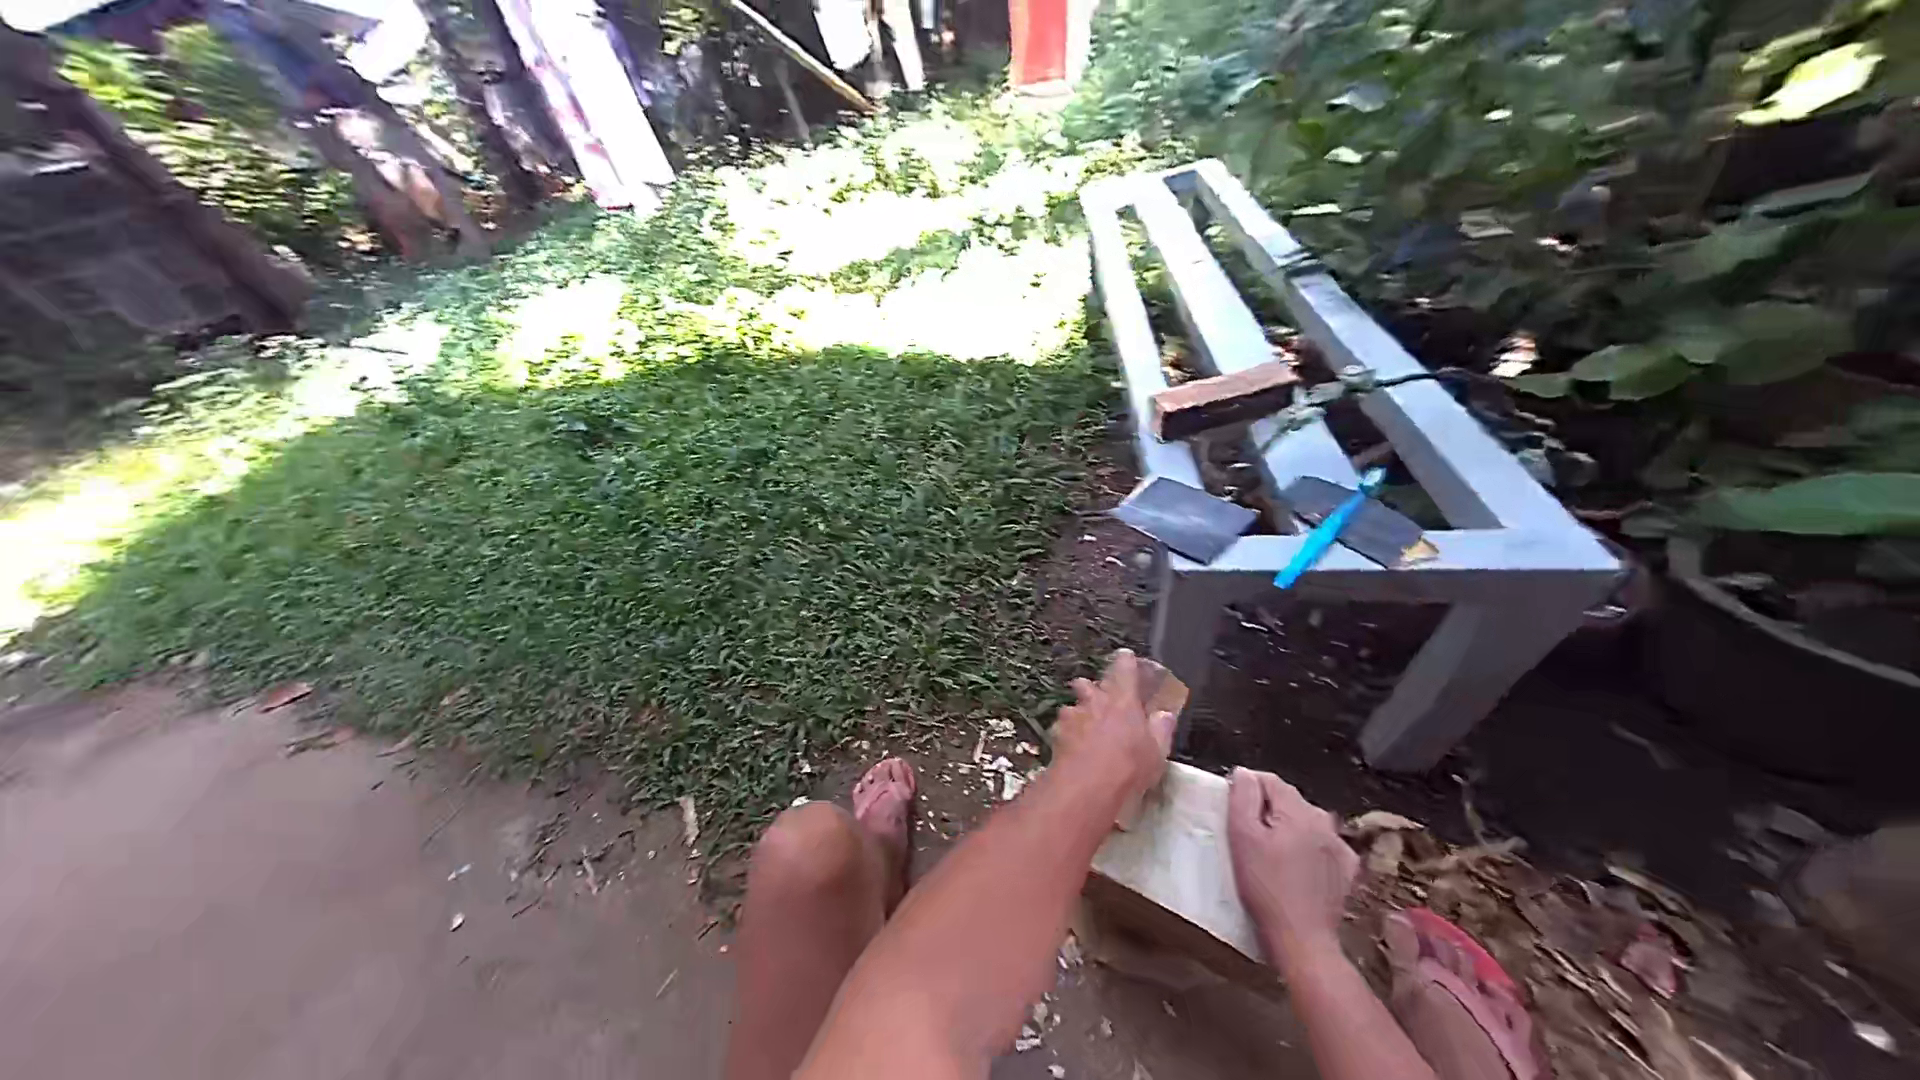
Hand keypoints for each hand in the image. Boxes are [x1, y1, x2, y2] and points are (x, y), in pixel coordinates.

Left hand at [1051, 649, 1175, 804]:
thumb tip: (1164, 715)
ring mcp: (1072, 715)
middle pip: (1088, 683)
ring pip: (1073, 706)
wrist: (1087, 787)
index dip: (1125, 661)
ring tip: (1086, 731)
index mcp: (1123, 699)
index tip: (1125, 656)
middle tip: (1101, 701)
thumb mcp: (1157, 752)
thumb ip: (1160, 729)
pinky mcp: (1056, 733)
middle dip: (1092, 688)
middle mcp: (1094, 700)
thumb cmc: (1129, 767)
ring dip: (1079, 714)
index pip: (1124, 669)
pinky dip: (1068, 734)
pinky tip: (1074, 748)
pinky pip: (1062, 727)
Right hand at [1227, 767, 1357, 958]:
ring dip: (1287, 827)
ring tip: (1270, 852)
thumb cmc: (1265, 885)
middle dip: (1267, 809)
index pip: (1269, 780)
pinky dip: (1307, 846)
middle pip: (1288, 799)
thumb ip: (1243, 797)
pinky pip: (1321, 843)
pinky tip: (1297, 865)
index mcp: (1299, 810)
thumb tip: (1244, 773)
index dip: (1247, 789)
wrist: (1302, 939)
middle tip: (1249, 836)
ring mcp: (1340, 846)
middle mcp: (1325, 821)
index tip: (1234, 812)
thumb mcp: (1242, 836)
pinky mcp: (1347, 870)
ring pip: (1304, 821)